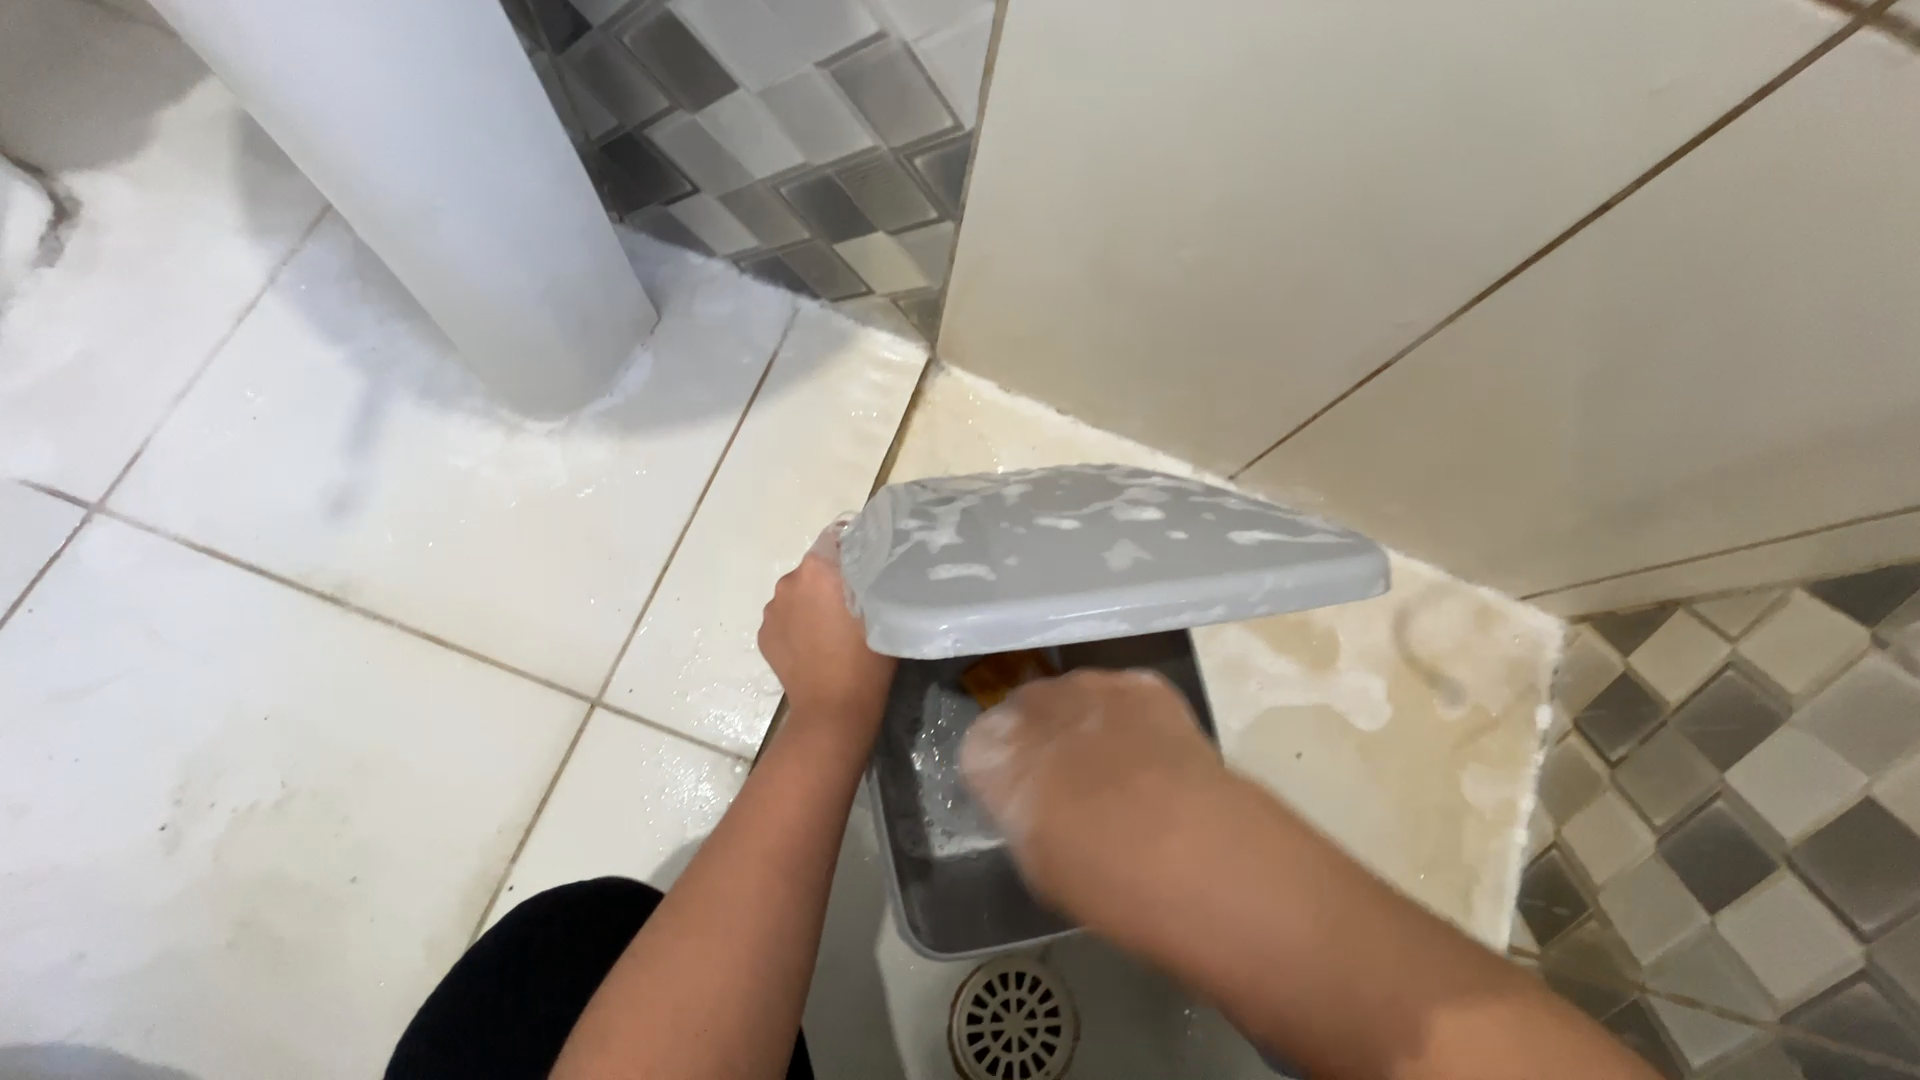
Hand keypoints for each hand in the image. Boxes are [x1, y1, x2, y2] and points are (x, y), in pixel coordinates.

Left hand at [758, 521, 895, 726]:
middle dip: (832, 580)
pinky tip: (816, 648)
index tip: (868, 567)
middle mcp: (789, 581)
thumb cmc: (867, 658)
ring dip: (812, 603)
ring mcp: (772, 610)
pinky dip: (798, 626)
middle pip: (814, 568)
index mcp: (818, 568)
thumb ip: (872, 579)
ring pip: (798, 594)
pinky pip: (785, 619)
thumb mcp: (883, 610)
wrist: (833, 709)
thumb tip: (869, 564)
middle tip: (854, 605)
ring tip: (833, 632)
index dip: (853, 549)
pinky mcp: (764, 635)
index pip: (835, 538)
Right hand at [959, 670, 1233, 934]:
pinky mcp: (1141, 683)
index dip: (1008, 778)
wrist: (1174, 843)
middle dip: (1047, 741)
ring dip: (1092, 726)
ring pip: (1079, 700)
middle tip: (1078, 786)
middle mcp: (1027, 703)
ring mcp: (1086, 685)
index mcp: (986, 751)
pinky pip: (1129, 698)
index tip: (1031, 804)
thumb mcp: (1034, 860)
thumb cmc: (1089, 872)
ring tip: (1127, 772)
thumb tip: (1040, 811)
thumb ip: (1024, 818)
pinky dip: (1140, 720)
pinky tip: (1161, 757)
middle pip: (1028, 714)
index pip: (982, 753)